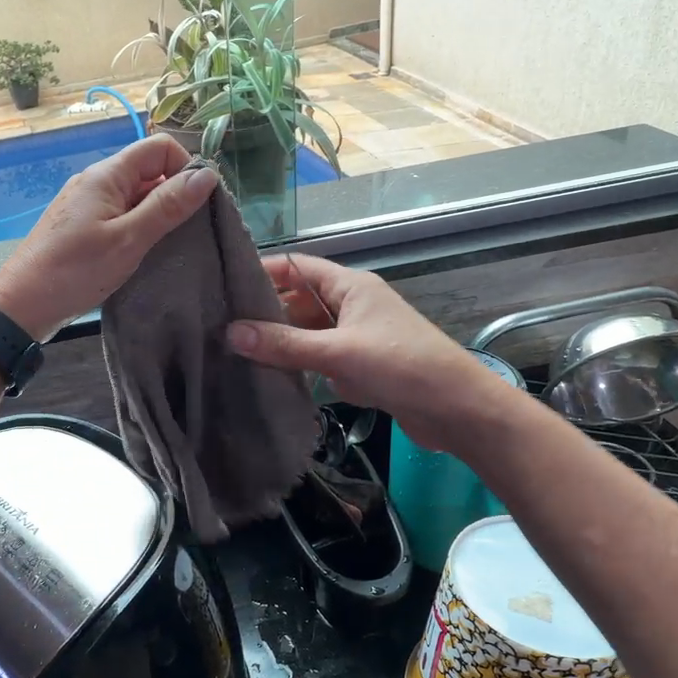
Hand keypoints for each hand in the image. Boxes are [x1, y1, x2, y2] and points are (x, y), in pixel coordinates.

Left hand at [0, 135, 218, 340]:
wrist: (22, 305)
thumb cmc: (75, 271)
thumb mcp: (129, 239)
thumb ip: (167, 206)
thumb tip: (207, 174)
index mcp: (107, 175)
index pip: (159, 147)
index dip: (185, 167)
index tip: (199, 204)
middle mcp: (96, 181)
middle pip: (149, 171)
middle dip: (175, 194)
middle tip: (191, 232)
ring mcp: (87, 205)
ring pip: (136, 196)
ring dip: (158, 215)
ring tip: (172, 247)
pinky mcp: (82, 227)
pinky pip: (121, 215)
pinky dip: (139, 229)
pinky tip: (146, 254)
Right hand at [225, 254, 510, 452]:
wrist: (458, 411)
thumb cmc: (402, 366)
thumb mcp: (338, 353)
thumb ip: (284, 344)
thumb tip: (230, 333)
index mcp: (350, 286)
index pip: (296, 267)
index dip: (262, 271)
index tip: (222, 283)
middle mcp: (351, 305)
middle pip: (298, 300)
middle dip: (264, 312)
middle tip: (219, 324)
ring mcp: (357, 336)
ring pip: (307, 332)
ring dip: (280, 342)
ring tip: (234, 351)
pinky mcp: (361, 365)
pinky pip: (319, 358)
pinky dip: (299, 366)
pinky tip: (269, 377)